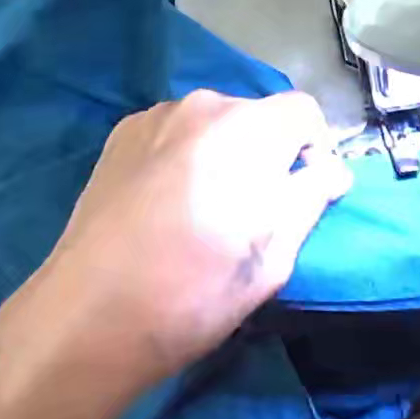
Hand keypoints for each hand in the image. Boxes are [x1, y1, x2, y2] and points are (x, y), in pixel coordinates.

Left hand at [19, 89, 352, 381]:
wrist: (88, 313)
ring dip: (221, 151)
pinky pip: (173, 130)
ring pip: (212, 122)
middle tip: (248, 209)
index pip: (303, 110)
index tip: (300, 191)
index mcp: (246, 128)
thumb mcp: (272, 258)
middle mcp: (201, 104)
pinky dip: (183, 153)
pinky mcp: (123, 130)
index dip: (313, 148)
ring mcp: (156, 113)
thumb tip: (330, 170)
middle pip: (255, 115)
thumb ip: (309, 199)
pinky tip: (163, 200)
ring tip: (199, 207)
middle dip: (265, 152)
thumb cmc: (193, 292)